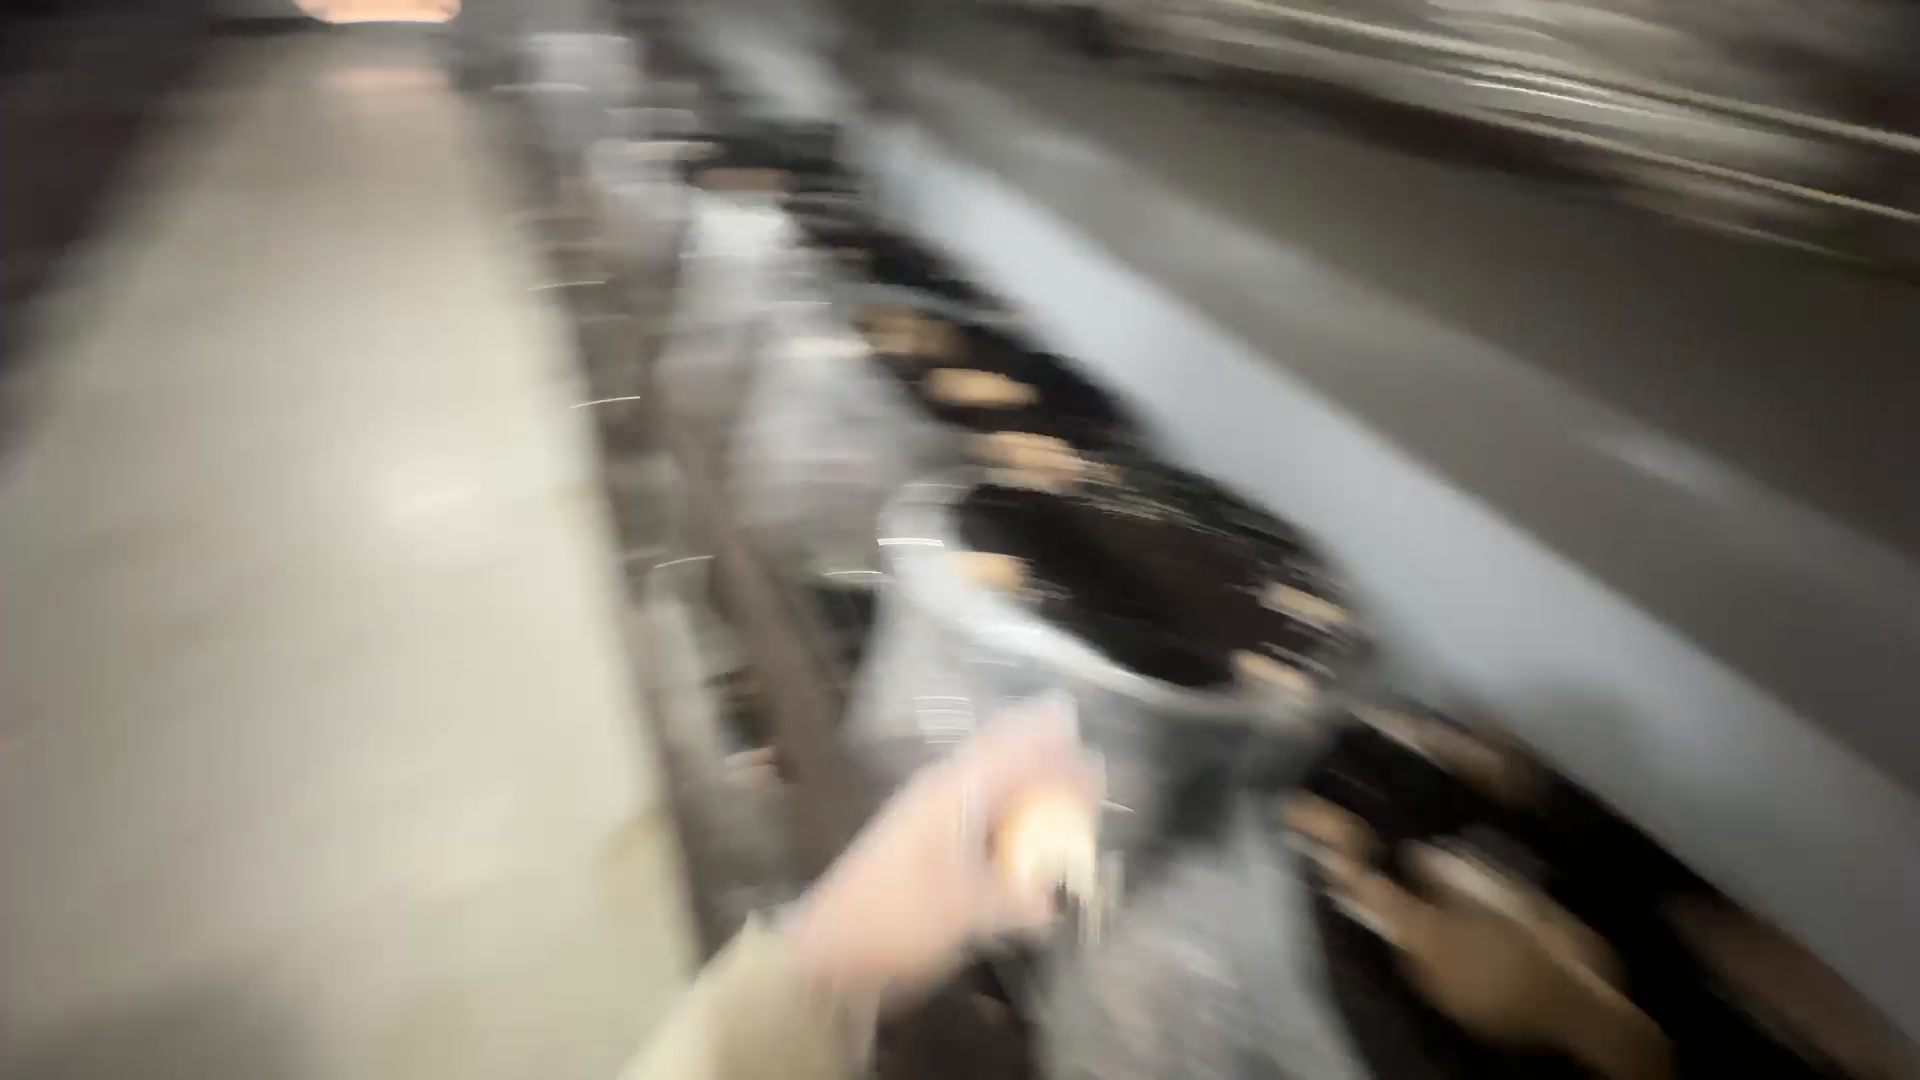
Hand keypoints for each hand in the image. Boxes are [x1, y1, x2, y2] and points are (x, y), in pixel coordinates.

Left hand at [782, 694, 1102, 1006]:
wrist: (830, 951)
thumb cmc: (897, 920)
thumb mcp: (966, 913)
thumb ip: (1015, 903)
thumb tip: (1050, 906)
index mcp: (952, 793)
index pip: (1010, 754)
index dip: (1047, 744)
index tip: (1081, 740)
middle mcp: (941, 793)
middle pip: (996, 754)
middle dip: (1034, 746)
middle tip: (1070, 739)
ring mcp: (928, 816)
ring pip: (984, 779)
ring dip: (1017, 774)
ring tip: (1052, 774)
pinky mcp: (922, 843)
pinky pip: (973, 809)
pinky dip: (1000, 808)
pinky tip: (1013, 824)